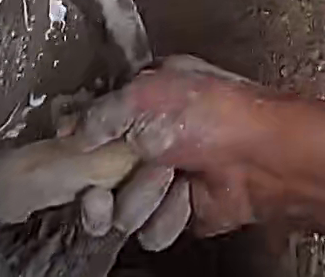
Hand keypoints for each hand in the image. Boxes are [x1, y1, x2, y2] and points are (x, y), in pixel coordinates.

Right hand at [70, 55, 274, 248]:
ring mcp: (165, 173)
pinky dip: (167, 215)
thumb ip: (99, 114)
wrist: (255, 156)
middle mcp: (153, 134)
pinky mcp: (179, 208)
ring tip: (170, 176)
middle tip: (110, 184)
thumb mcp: (145, 95)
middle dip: (103, 185)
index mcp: (148, 96)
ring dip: (143, 196)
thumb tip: (69, 129)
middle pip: (100, 174)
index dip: (83, 143)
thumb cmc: (209, 112)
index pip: (97, 122)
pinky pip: (150, 229)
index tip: (75, 156)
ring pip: (121, 208)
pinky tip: (186, 196)